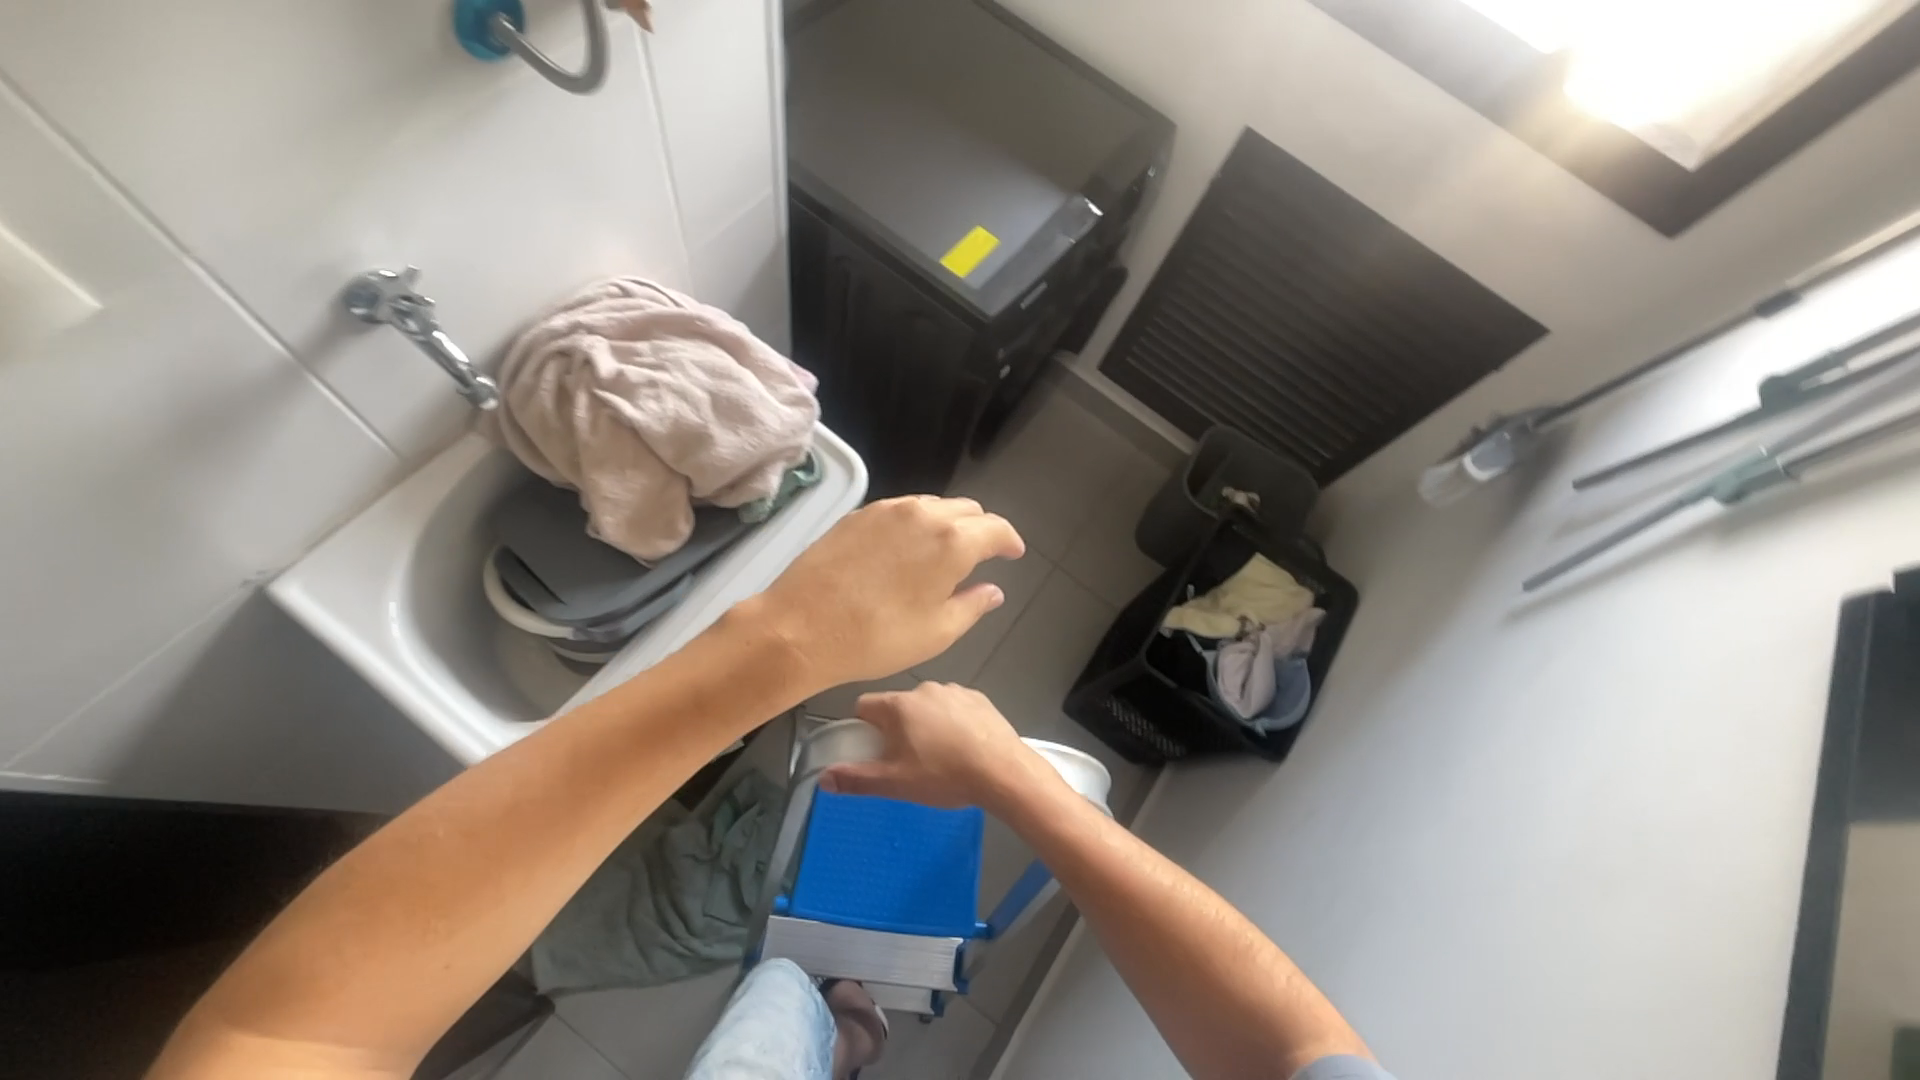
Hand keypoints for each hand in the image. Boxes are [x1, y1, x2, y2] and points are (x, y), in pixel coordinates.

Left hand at [746, 496, 1023, 692]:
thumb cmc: (877, 637)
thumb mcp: (937, 632)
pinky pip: (901, 510)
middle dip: (980, 529)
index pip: (996, 528)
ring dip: (947, 523)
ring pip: (932, 506)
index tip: (1013, 554)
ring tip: (942, 552)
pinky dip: (915, 524)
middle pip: (967, 510)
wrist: (800, 627)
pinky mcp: (857, 515)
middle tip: (981, 556)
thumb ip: (972, 605)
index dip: (1009, 541)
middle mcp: (924, 513)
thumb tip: (992, 590)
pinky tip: (906, 549)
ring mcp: (887, 510)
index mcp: (953, 541)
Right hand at [820, 683, 1040, 810]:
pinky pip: (954, 707)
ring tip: (941, 757)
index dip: (863, 729)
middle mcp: (924, 689)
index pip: (864, 706)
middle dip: (896, 729)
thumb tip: (824, 778)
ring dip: (926, 724)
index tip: (875, 750)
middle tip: (909, 761)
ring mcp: (954, 690)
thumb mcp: (896, 784)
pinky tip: (964, 746)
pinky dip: (953, 722)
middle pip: (896, 706)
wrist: (1003, 771)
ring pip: (926, 706)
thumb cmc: (944, 776)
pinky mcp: (979, 698)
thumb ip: (857, 779)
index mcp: (898, 705)